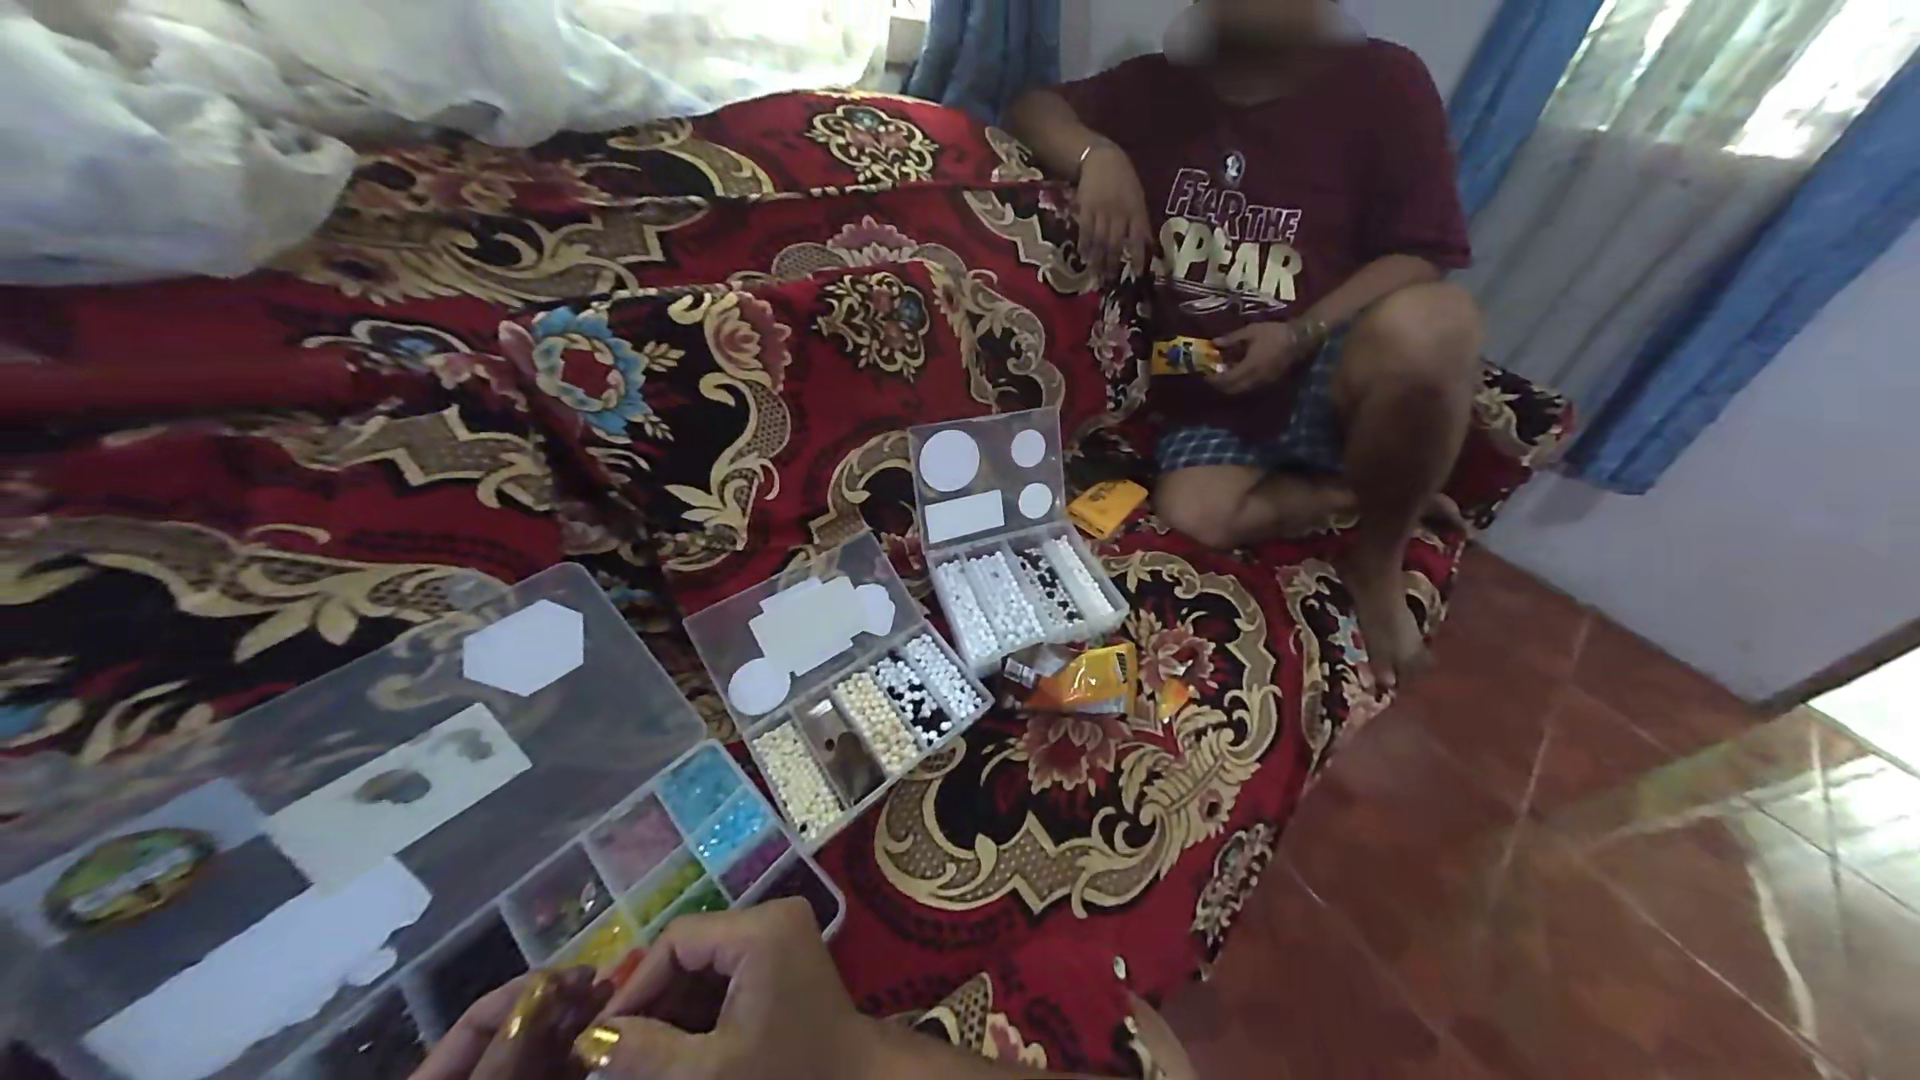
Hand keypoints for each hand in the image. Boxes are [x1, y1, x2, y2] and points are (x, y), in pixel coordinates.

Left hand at [409, 968, 607, 1079]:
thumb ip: (502, 1058)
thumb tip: (543, 992)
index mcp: (436, 1078)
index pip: (478, 1020)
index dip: (524, 991)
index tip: (571, 975)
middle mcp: (472, 1074)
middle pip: (513, 1031)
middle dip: (557, 1002)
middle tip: (597, 978)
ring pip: (538, 1052)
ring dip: (574, 1022)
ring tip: (607, 994)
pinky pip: (552, 1074)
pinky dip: (577, 1055)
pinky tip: (602, 1036)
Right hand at [577, 899, 867, 1079]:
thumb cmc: (787, 1075)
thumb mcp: (709, 1072)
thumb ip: (646, 1053)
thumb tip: (588, 1042)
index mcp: (761, 928)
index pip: (678, 940)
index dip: (635, 987)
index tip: (599, 1038)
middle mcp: (772, 914)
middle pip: (692, 949)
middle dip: (653, 1002)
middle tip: (616, 1053)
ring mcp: (781, 931)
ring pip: (705, 961)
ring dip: (672, 1007)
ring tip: (640, 1056)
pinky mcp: (783, 952)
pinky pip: (727, 969)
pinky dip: (699, 1006)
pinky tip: (677, 1046)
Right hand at [1074, 142, 1151, 282]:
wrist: (1102, 159)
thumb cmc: (1123, 179)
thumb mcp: (1138, 197)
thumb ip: (1140, 220)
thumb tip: (1145, 245)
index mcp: (1136, 210)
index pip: (1139, 238)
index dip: (1138, 257)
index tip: (1137, 274)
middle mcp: (1120, 213)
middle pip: (1116, 244)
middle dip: (1112, 264)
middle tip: (1109, 281)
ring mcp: (1102, 212)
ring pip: (1100, 241)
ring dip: (1098, 260)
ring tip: (1096, 275)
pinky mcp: (1086, 209)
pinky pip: (1085, 232)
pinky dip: (1084, 246)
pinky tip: (1083, 257)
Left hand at [1207, 322, 1312, 395]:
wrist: (1301, 339)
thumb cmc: (1275, 333)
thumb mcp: (1251, 331)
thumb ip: (1231, 339)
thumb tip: (1214, 343)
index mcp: (1248, 368)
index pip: (1224, 381)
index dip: (1212, 380)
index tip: (1204, 374)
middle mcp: (1254, 380)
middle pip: (1230, 390)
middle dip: (1219, 385)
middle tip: (1212, 376)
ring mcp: (1263, 384)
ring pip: (1240, 392)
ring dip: (1229, 387)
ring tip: (1224, 376)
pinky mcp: (1270, 384)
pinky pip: (1250, 389)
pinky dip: (1240, 386)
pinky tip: (1239, 376)